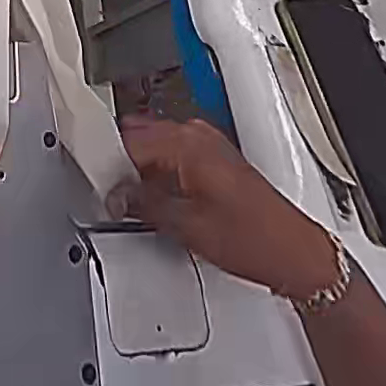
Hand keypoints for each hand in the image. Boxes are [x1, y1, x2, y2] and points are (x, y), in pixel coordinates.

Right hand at [109, 116, 335, 299]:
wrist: (292, 251)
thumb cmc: (255, 237)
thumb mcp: (187, 226)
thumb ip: (144, 204)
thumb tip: (117, 195)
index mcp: (187, 143)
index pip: (130, 141)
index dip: (106, 162)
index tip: (92, 179)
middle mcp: (197, 134)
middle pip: (141, 136)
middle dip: (120, 160)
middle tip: (105, 188)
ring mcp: (207, 143)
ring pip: (156, 143)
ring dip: (139, 165)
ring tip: (128, 198)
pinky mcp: (214, 156)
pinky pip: (173, 152)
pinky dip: (158, 168)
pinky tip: (153, 196)